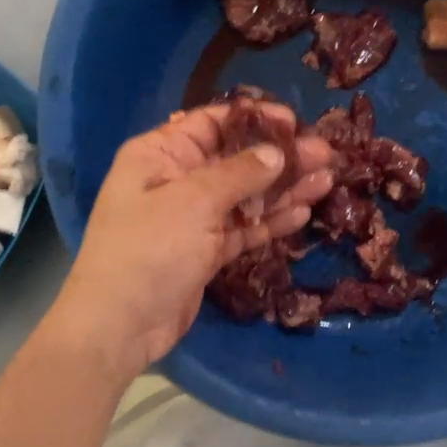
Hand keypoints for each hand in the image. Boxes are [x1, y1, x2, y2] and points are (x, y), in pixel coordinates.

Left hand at [47, 102, 333, 376]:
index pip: (212, 124)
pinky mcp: (205, 252)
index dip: (255, 121)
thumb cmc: (148, 251)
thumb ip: (239, 174)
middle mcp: (176, 180)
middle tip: (326, 156)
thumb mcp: (193, 202)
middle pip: (236, 160)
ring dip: (284, 189)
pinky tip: (302, 213)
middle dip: (280, 158)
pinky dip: (271, 222)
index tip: (296, 124)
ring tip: (327, 181)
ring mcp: (191, 219)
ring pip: (245, 196)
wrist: (120, 325)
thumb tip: (276, 153)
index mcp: (160, 155)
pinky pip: (244, 229)